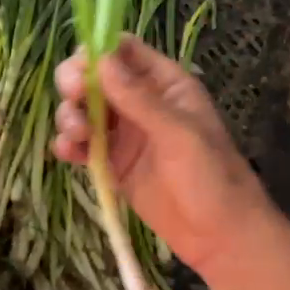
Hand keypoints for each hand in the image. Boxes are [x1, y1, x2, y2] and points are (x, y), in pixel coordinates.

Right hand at [51, 35, 276, 273]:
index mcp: (163, 84)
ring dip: (69, 115)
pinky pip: (80, 143)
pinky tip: (67, 154)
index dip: (96, 51)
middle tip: (73, 99)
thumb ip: (138, 98)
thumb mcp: (179, 134)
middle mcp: (139, 101)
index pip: (123, 50)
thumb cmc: (213, 178)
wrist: (222, 240)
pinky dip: (67, 144)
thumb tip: (99, 59)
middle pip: (93, 76)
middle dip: (75, 84)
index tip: (79, 69)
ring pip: (81, 108)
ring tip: (76, 137)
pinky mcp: (109, 161)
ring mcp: (122, 132)